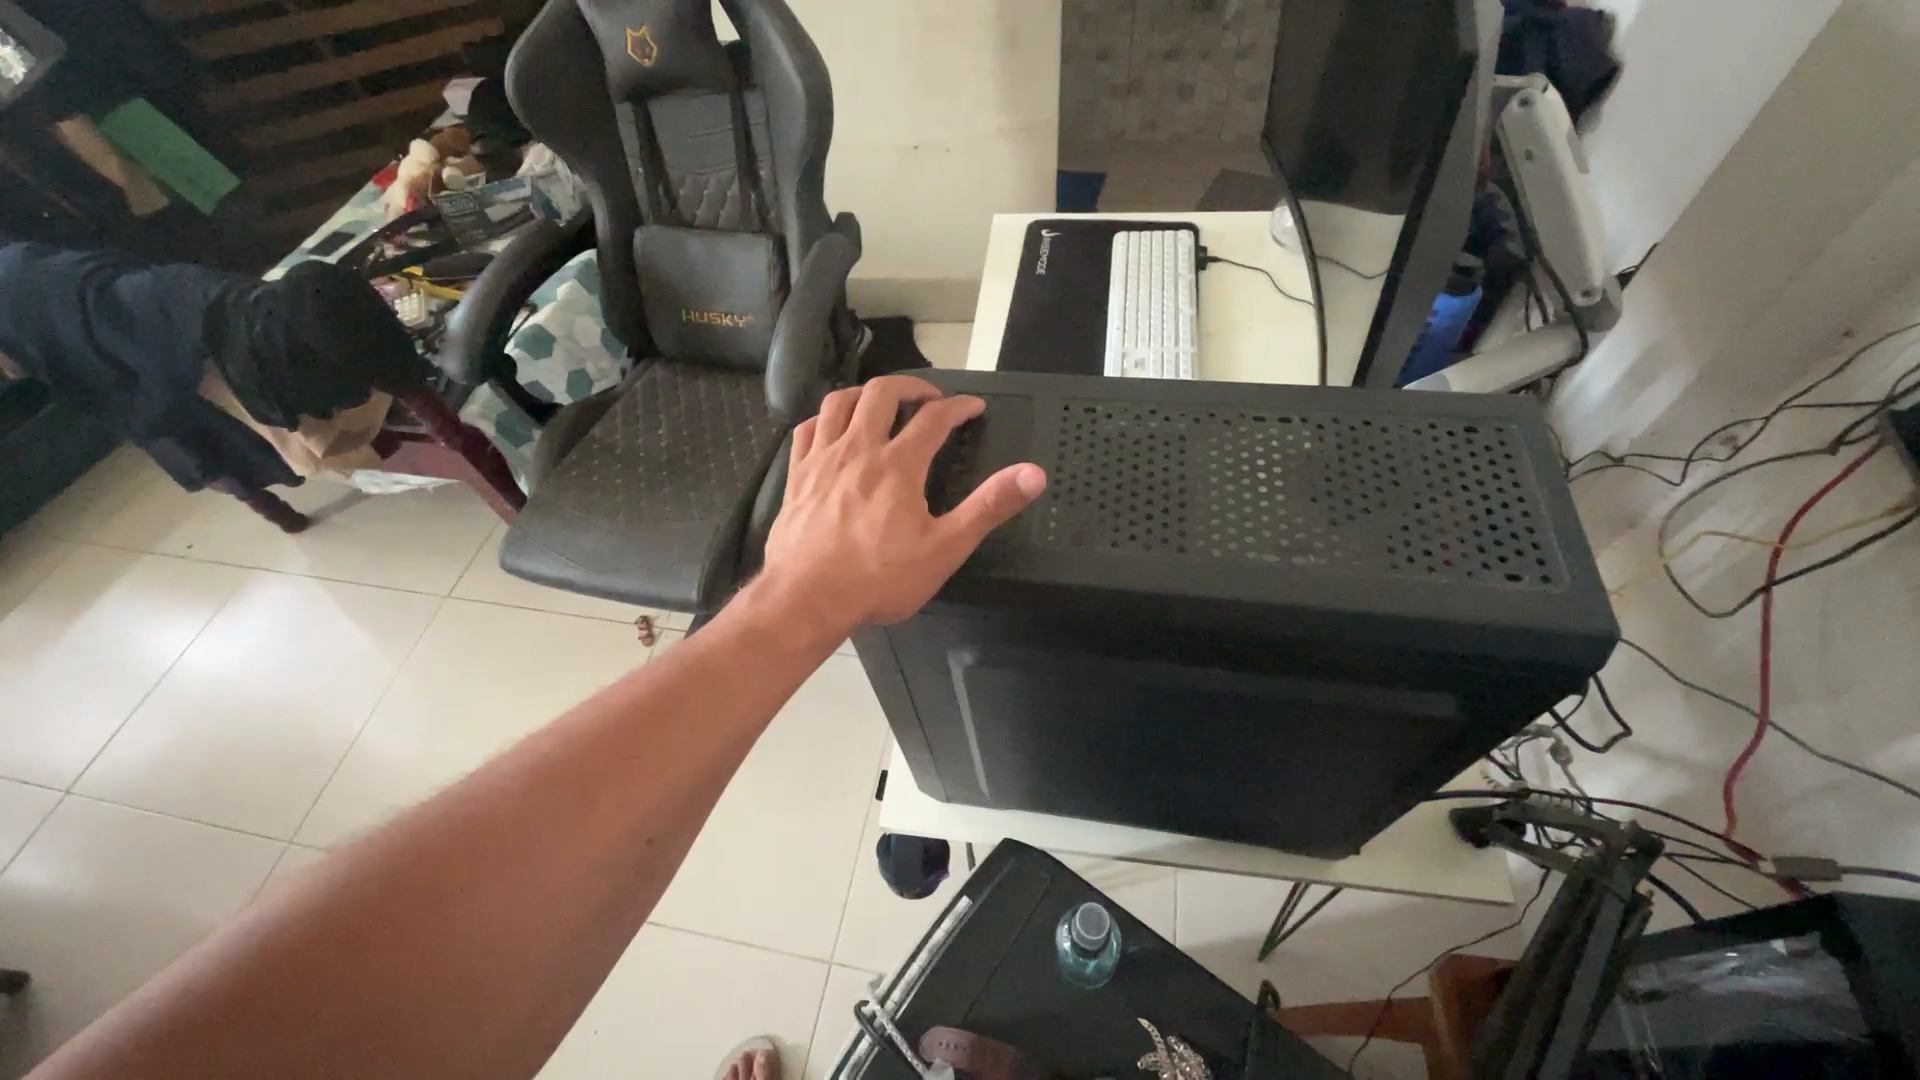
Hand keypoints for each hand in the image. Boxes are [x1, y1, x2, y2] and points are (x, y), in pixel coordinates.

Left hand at [756, 375, 1046, 633]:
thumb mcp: (945, 548)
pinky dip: (824, 419)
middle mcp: (857, 450)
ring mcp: (821, 461)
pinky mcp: (796, 478)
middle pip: (882, 394)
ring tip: (881, 401)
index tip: (973, 407)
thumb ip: (989, 507)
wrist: (806, 600)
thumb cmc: (878, 579)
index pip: (935, 418)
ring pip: (839, 402)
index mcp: (898, 465)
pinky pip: (806, 430)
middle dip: (911, 386)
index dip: (959, 407)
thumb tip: (1033, 474)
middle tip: (929, 397)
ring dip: (865, 392)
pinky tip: (832, 428)